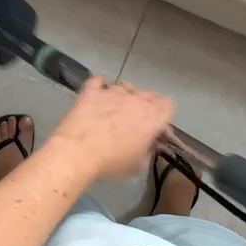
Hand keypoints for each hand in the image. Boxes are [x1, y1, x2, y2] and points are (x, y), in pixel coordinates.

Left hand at [44, 77, 175, 180]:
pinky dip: (100, 85)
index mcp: (152, 117)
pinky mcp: (91, 91)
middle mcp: (135, 99)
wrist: (77, 152)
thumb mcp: (137, 164)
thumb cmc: (111, 162)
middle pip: (149, 95)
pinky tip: (98, 91)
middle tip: (136, 122)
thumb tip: (148, 143)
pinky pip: (98, 81)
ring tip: (116, 109)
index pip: (169, 106)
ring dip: (125, 96)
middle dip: (147, 106)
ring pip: (126, 87)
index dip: (164, 116)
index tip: (156, 127)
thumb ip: (148, 150)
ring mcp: (112, 92)